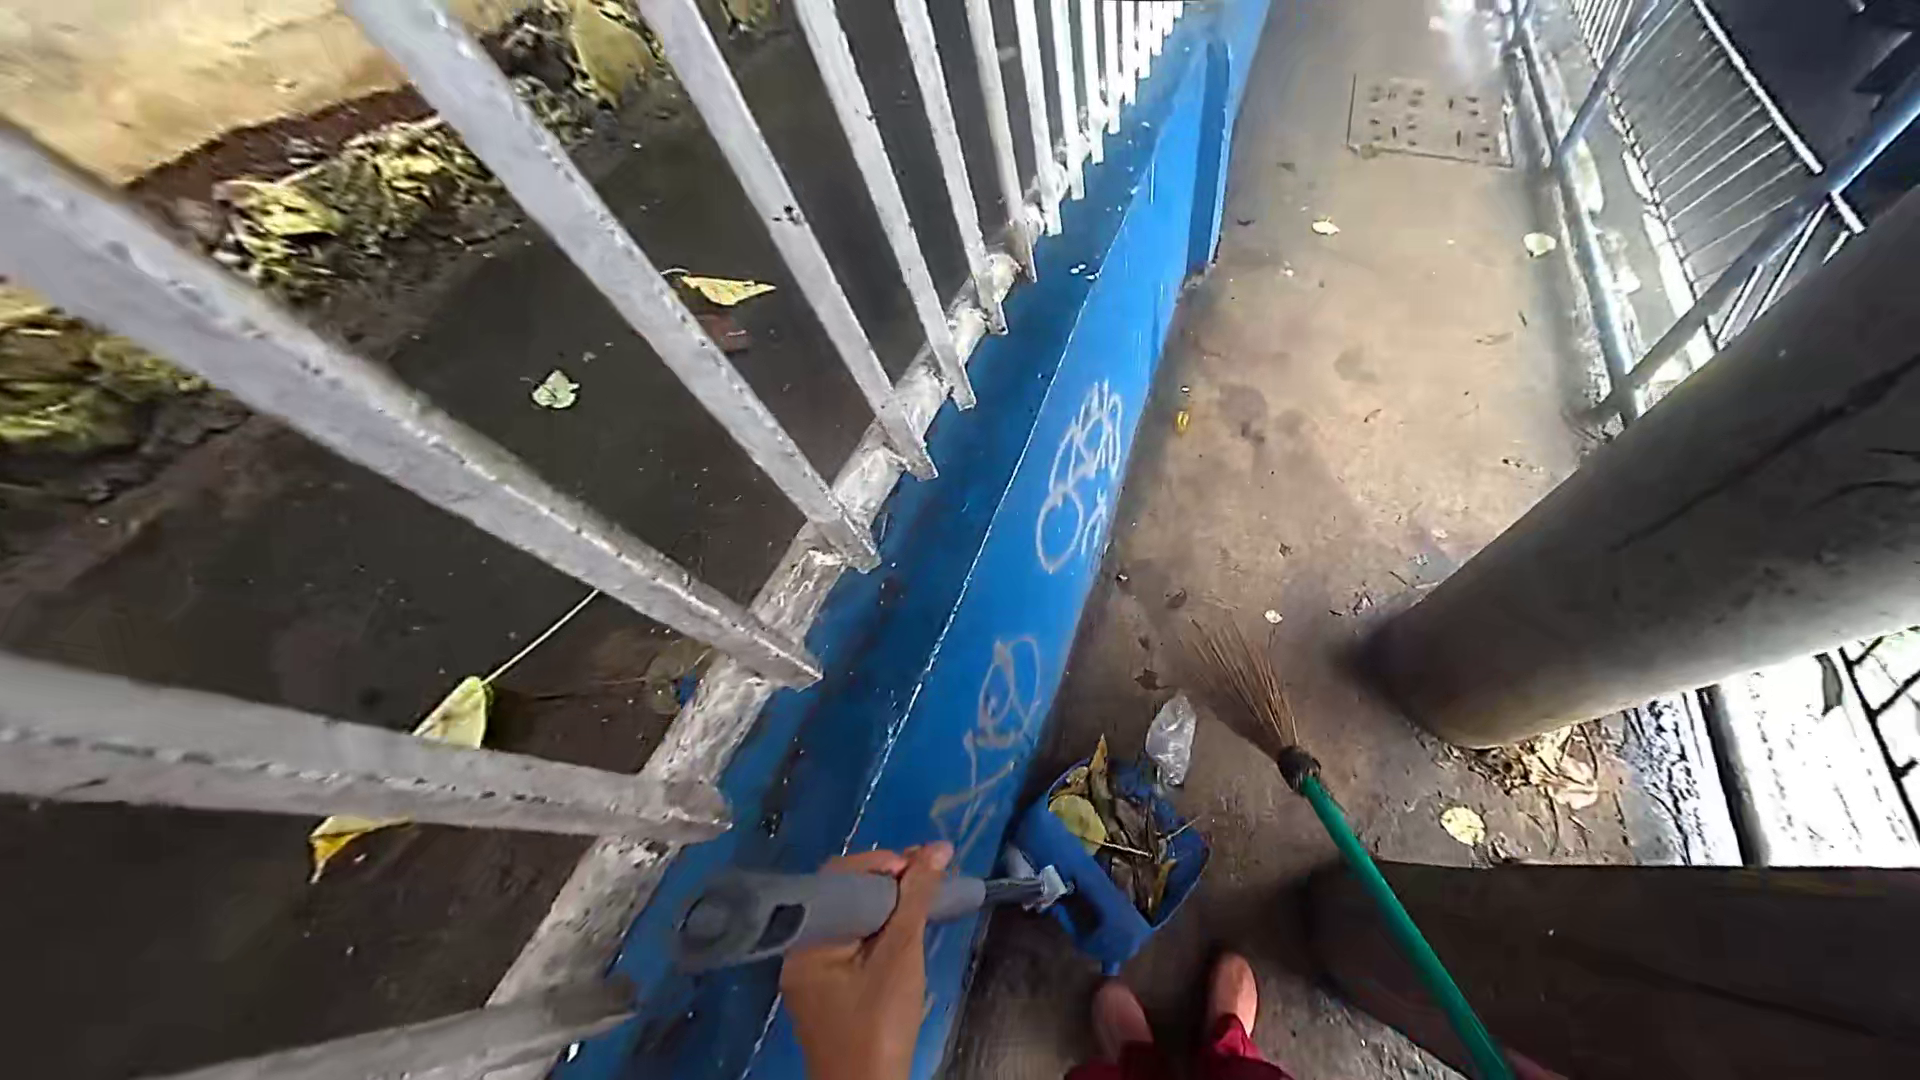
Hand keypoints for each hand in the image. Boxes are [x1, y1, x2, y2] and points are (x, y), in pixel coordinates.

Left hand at [780, 843, 953, 1079]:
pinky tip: (908, 918)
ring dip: (889, 899)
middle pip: (846, 893)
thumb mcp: (901, 953)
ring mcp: (815, 970)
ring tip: (924, 887)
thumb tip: (938, 848)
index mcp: (808, 939)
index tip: (914, 864)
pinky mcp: (831, 986)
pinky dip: (881, 923)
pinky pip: (854, 937)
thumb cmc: (879, 1027)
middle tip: (925, 871)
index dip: (878, 864)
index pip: (839, 877)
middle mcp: (803, 949)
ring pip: (853, 915)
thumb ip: (916, 896)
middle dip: (887, 878)